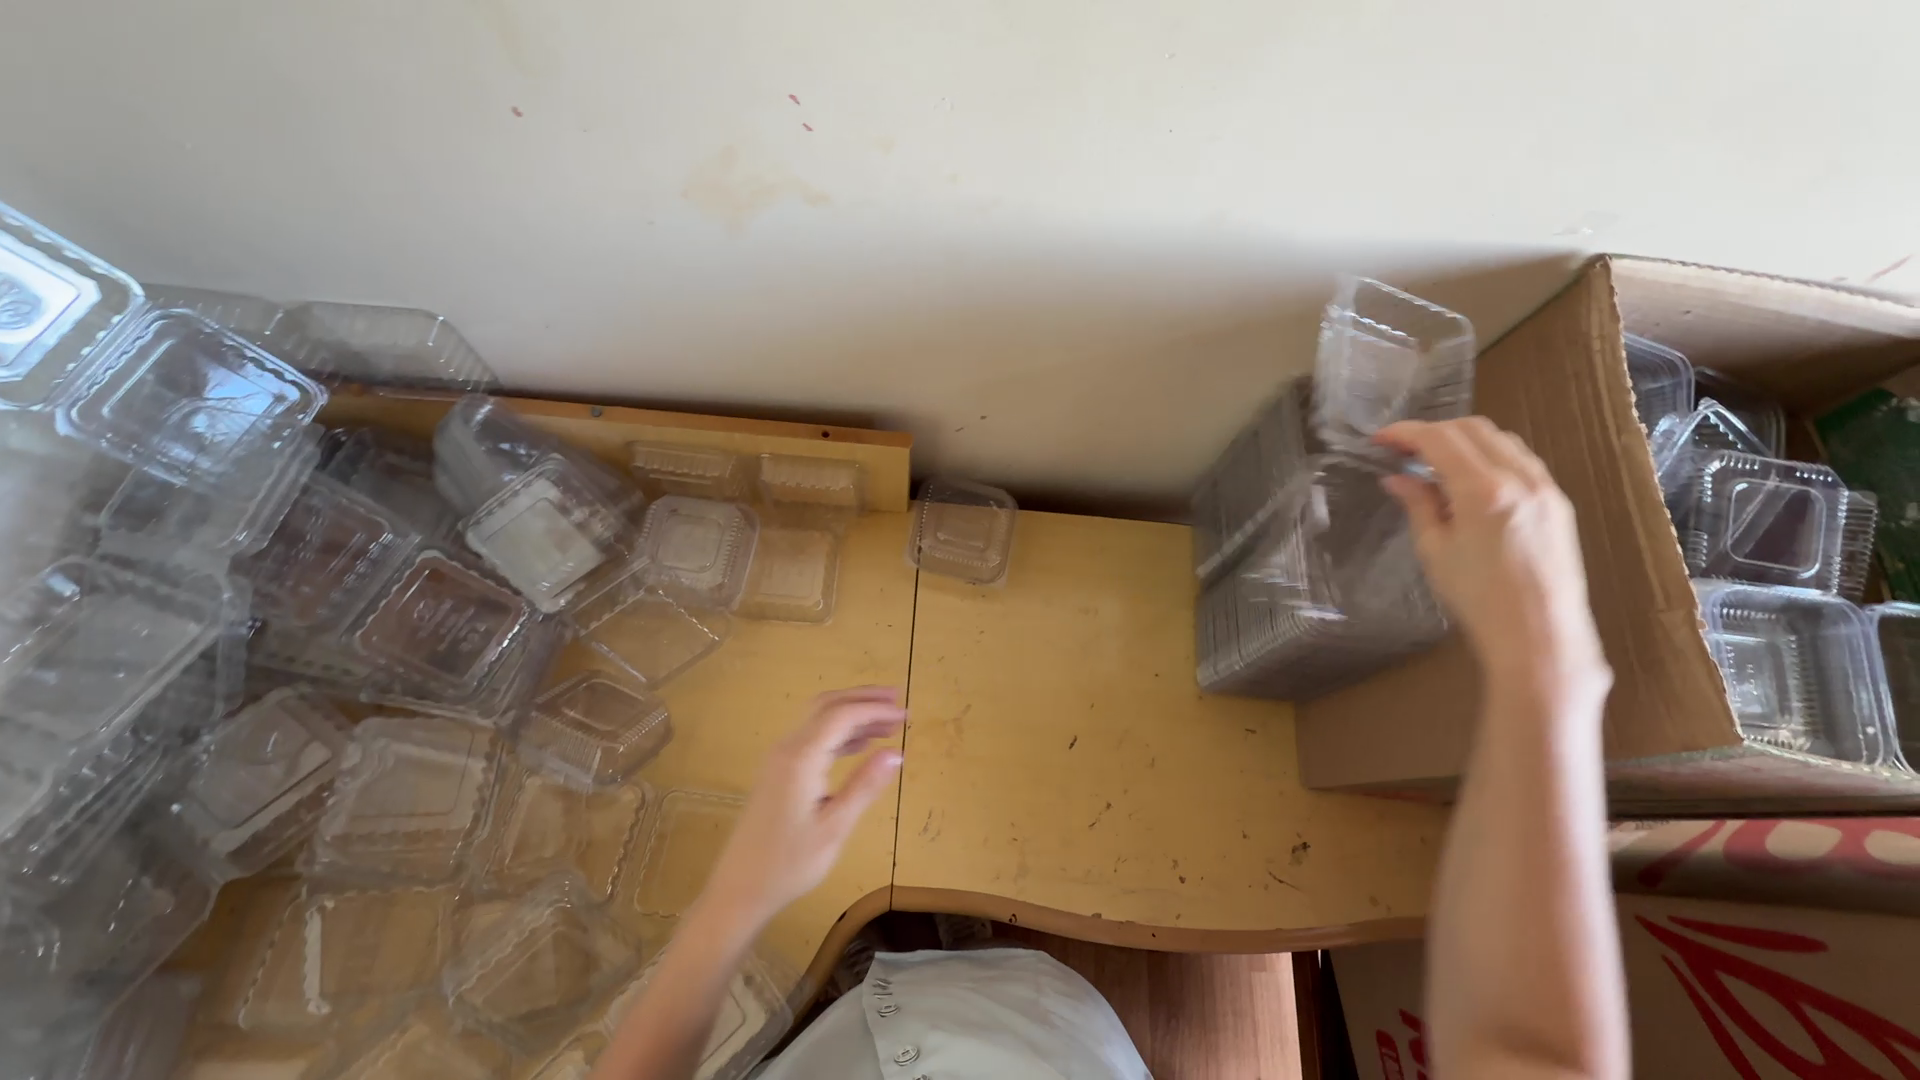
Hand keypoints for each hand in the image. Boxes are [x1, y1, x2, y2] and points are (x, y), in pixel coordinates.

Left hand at [701, 686, 906, 926]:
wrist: (740, 889)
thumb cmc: (789, 863)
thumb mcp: (835, 828)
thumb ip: (865, 786)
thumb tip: (897, 752)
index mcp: (801, 758)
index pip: (842, 715)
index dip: (875, 708)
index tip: (905, 714)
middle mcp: (787, 749)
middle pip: (827, 705)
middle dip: (863, 698)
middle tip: (898, 701)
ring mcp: (779, 759)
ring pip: (818, 719)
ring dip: (852, 714)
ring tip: (888, 723)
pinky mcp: (778, 772)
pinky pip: (812, 737)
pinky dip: (839, 733)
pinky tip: (862, 744)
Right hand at [1374, 418, 1610, 696]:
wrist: (1539, 634)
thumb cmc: (1477, 598)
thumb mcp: (1435, 550)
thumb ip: (1418, 505)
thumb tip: (1397, 478)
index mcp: (1484, 490)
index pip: (1440, 439)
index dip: (1405, 432)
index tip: (1379, 439)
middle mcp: (1520, 477)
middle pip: (1472, 428)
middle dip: (1433, 431)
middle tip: (1401, 448)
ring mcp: (1545, 487)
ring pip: (1500, 439)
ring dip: (1462, 440)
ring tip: (1433, 461)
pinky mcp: (1557, 501)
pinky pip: (1520, 459)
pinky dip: (1488, 455)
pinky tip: (1469, 479)